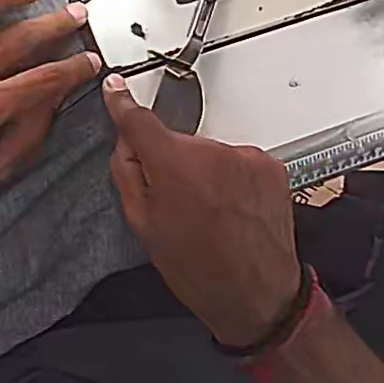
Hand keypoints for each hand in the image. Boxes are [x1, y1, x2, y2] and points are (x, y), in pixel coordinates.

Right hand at [102, 74, 300, 346]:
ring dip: (203, 171)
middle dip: (171, 161)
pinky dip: (229, 176)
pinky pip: (234, 159)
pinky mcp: (268, 164)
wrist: (256, 294)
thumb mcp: (142, 223)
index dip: (121, 103)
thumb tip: (126, 144)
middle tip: (178, 201)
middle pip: (176, 141)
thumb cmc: (200, 268)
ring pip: (207, 151)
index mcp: (173, 165)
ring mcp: (243, 157)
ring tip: (210, 210)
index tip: (115, 88)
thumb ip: (127, 173)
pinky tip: (231, 207)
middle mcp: (211, 153)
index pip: (138, 119)